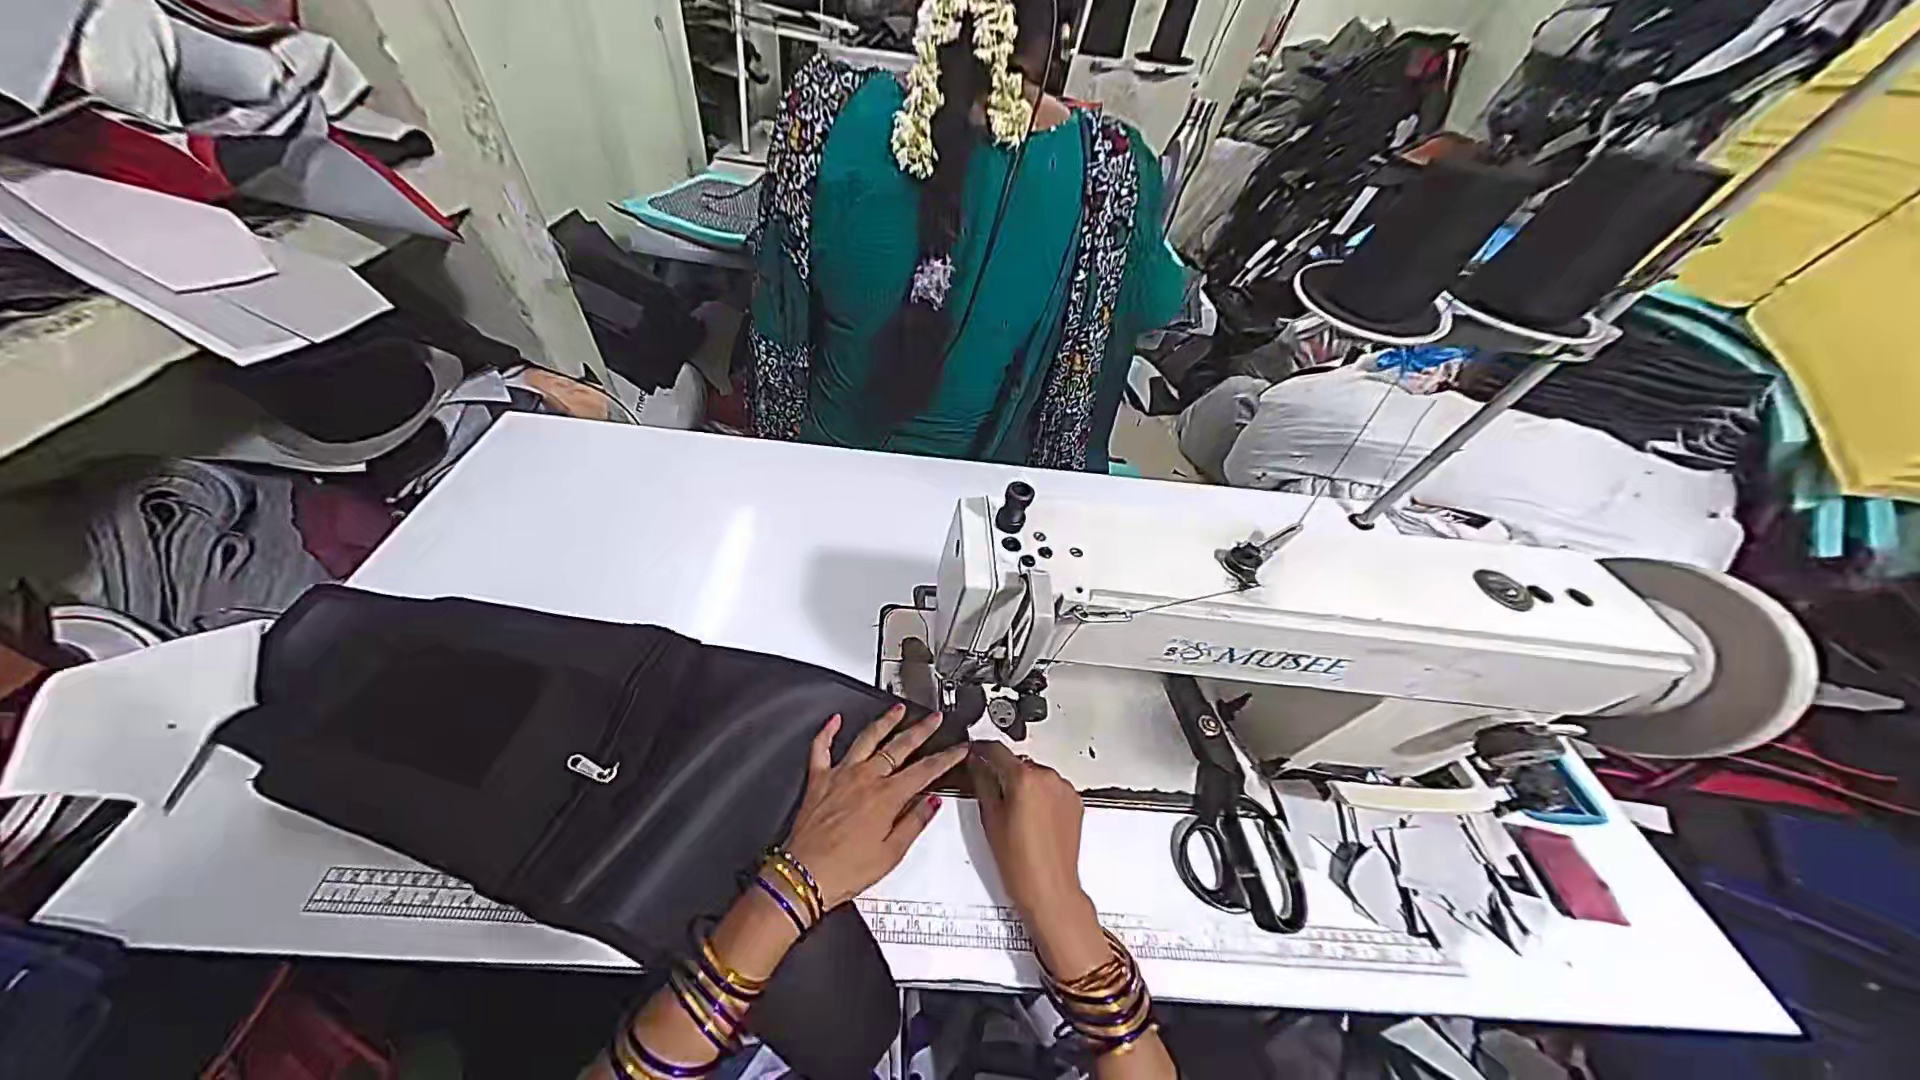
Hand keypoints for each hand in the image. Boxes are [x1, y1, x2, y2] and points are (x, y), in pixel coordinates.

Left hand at [784, 705, 967, 909]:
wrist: (804, 876)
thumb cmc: (844, 870)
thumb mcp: (891, 854)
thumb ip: (914, 822)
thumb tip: (932, 802)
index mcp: (887, 797)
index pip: (925, 770)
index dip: (946, 757)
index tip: (958, 749)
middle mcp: (865, 778)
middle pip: (900, 745)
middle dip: (922, 729)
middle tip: (934, 718)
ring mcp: (841, 775)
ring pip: (867, 738)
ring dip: (885, 721)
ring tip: (897, 709)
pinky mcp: (819, 779)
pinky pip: (822, 748)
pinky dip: (828, 731)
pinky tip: (835, 720)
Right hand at [968, 742, 1106, 976]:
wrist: (1050, 890)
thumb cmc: (1020, 863)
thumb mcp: (990, 817)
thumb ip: (982, 781)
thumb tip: (976, 762)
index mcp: (1025, 778)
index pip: (997, 750)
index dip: (982, 750)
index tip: (975, 752)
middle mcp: (1048, 778)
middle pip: (1019, 763)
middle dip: (1005, 773)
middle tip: (994, 795)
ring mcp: (1064, 789)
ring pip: (1036, 774)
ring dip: (1025, 784)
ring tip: (1016, 814)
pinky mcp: (1075, 801)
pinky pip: (1052, 787)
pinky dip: (1042, 795)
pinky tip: (1033, 818)